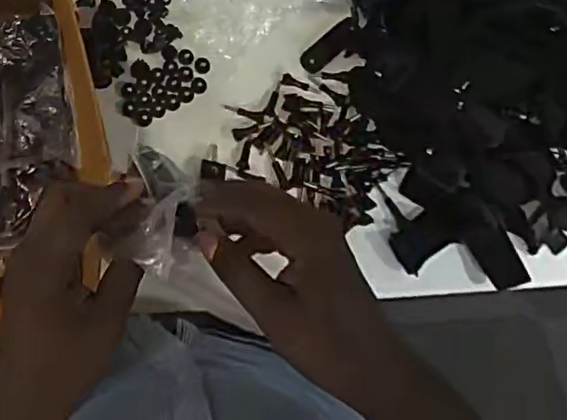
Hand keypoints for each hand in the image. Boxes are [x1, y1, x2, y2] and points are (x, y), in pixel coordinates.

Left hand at [0, 179, 144, 419]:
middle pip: (59, 198)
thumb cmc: (63, 365)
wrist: (19, 396)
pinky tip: (101, 232)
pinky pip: (52, 225)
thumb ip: (123, 278)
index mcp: (44, 261)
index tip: (140, 189)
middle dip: (96, 193)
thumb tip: (139, 243)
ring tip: (123, 214)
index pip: (77, 212)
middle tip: (131, 202)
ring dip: (88, 204)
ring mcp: (23, 253)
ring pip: (54, 208)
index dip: (110, 197)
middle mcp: (28, 248)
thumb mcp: (104, 328)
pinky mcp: (26, 263)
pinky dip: (78, 219)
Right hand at [195, 180, 475, 419]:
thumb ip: (235, 269)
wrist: (379, 372)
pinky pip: (282, 219)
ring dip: (240, 210)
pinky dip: (256, 224)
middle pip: (261, 194)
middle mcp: (313, 219)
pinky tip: (239, 244)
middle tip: (192, 208)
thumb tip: (202, 233)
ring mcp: (320, 228)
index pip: (251, 202)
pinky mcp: (321, 242)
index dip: (216, 203)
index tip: (187, 210)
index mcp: (304, 232)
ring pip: (271, 204)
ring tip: (209, 224)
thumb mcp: (273, 314)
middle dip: (225, 198)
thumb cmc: (326, 346)